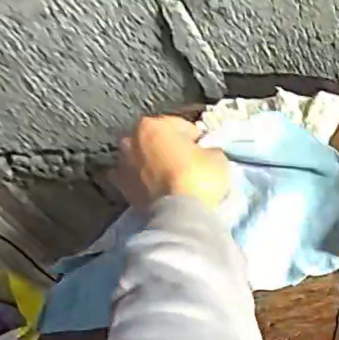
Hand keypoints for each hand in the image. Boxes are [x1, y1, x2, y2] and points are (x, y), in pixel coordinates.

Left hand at [113, 115, 231, 209]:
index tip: (203, 147)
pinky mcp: (122, 190)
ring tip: (171, 179)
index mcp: (152, 125)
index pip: (177, 125)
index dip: (193, 136)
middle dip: (167, 148)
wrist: (178, 214)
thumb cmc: (198, 178)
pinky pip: (136, 181)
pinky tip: (158, 191)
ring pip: (141, 160)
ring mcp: (122, 165)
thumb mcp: (217, 157)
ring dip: (153, 165)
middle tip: (186, 162)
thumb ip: (207, 150)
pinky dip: (144, 184)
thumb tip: (204, 153)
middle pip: (154, 140)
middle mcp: (130, 140)